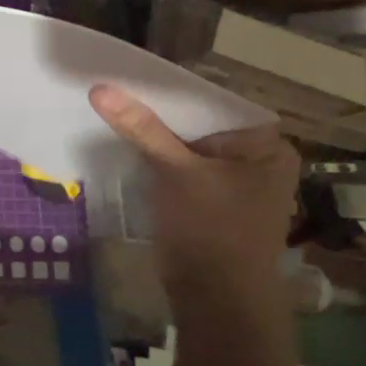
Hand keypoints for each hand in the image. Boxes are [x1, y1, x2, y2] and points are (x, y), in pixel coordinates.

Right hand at [90, 85, 299, 290]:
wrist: (214, 297)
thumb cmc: (212, 230)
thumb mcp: (177, 172)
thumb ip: (141, 127)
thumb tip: (99, 87)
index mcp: (267, 148)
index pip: (216, 100)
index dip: (174, 85)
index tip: (131, 67)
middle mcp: (254, 158)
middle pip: (198, 119)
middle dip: (158, 106)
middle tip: (113, 80)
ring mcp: (229, 178)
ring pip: (184, 139)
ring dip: (151, 128)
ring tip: (110, 101)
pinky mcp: (205, 194)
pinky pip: (176, 159)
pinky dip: (152, 149)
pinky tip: (121, 134)